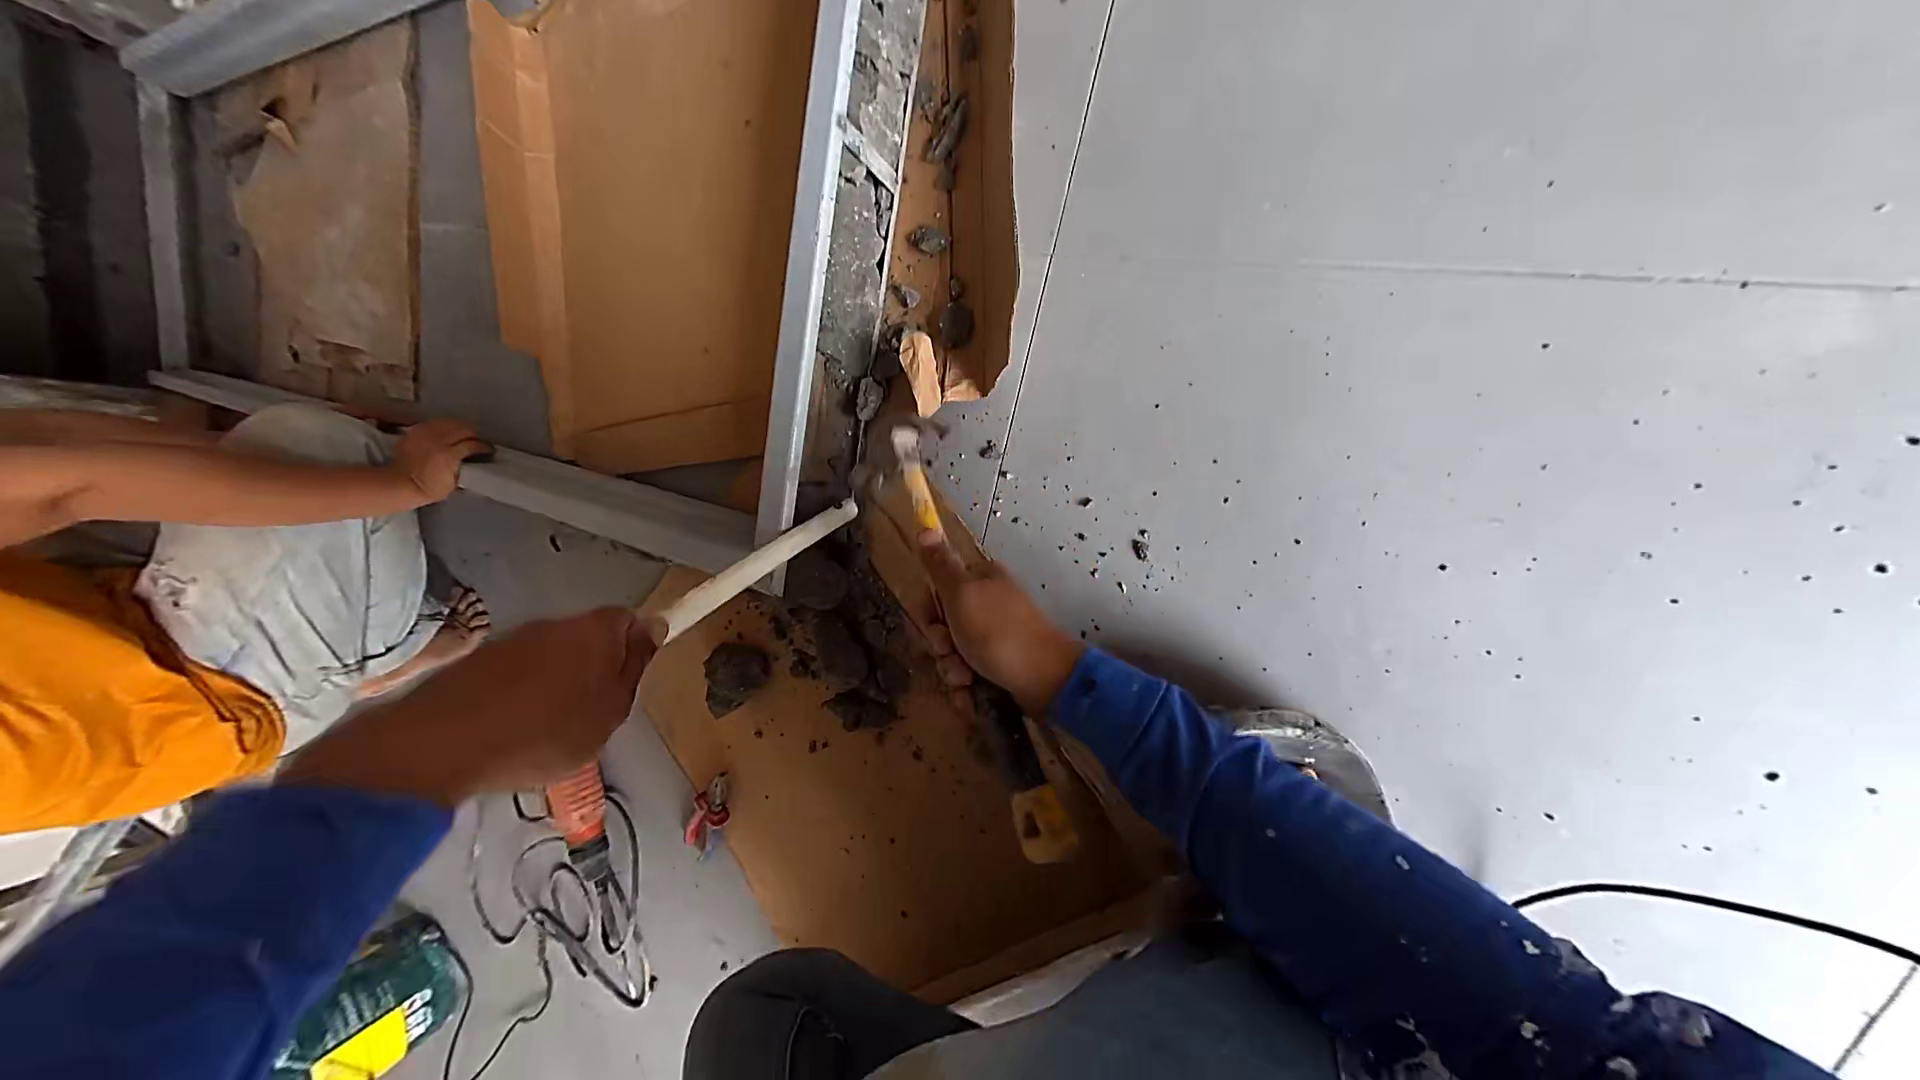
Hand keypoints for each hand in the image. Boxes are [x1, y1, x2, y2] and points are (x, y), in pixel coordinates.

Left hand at [280, 608, 663, 805]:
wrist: (440, 747)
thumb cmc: (547, 730)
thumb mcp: (612, 709)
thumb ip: (635, 666)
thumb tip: (654, 627)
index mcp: (596, 629)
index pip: (631, 619)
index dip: (637, 645)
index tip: (633, 677)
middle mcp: (554, 623)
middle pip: (589, 636)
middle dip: (597, 665)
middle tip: (599, 708)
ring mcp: (511, 640)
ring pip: (552, 654)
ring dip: (559, 680)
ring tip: (554, 725)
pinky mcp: (475, 663)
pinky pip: (517, 672)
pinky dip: (523, 692)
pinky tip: (516, 728)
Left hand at [391, 420, 490, 503]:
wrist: (399, 483)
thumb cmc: (431, 488)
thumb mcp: (454, 482)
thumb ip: (464, 467)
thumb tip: (475, 459)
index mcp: (449, 456)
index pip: (473, 445)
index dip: (484, 447)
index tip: (490, 450)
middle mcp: (437, 441)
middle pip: (463, 430)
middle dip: (474, 435)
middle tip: (479, 442)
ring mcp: (424, 434)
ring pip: (449, 423)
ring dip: (460, 428)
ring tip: (465, 435)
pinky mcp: (415, 432)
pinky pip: (435, 423)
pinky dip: (445, 426)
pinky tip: (448, 432)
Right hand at [916, 529, 1083, 716]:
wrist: (1043, 678)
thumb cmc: (998, 632)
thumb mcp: (962, 592)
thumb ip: (940, 564)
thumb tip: (925, 526)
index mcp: (979, 579)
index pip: (935, 589)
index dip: (928, 611)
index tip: (934, 623)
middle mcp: (986, 604)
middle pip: (941, 625)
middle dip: (940, 645)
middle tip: (951, 652)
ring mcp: (993, 635)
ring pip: (951, 653)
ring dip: (951, 669)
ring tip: (966, 678)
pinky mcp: (997, 664)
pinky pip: (967, 674)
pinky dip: (965, 687)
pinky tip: (970, 694)